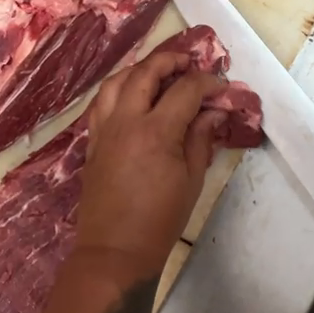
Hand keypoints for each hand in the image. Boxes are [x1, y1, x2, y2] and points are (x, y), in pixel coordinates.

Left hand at [77, 50, 226, 264]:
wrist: (115, 251)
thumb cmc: (161, 220)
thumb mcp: (192, 180)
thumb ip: (201, 139)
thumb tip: (214, 112)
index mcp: (156, 131)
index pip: (185, 90)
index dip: (207, 82)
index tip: (221, 87)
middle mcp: (126, 121)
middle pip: (145, 72)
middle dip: (170, 61)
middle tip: (189, 64)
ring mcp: (104, 130)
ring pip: (116, 81)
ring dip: (140, 70)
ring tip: (158, 73)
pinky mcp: (92, 142)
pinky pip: (102, 103)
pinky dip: (118, 90)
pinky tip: (131, 97)